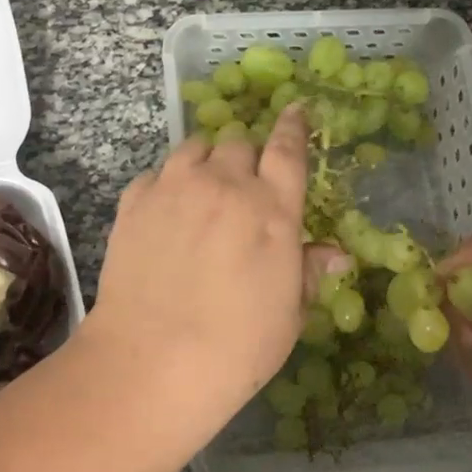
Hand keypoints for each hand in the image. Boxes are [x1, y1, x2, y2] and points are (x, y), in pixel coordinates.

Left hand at [88, 108, 337, 420]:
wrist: (152, 361)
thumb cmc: (237, 347)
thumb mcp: (289, 314)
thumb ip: (309, 272)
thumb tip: (336, 253)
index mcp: (272, 208)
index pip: (287, 149)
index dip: (293, 126)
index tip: (294, 110)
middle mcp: (224, 184)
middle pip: (239, 143)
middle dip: (244, 158)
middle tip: (241, 188)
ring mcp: (175, 187)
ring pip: (195, 148)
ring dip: (206, 162)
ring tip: (203, 190)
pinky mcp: (134, 201)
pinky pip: (157, 173)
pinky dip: (167, 183)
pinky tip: (166, 212)